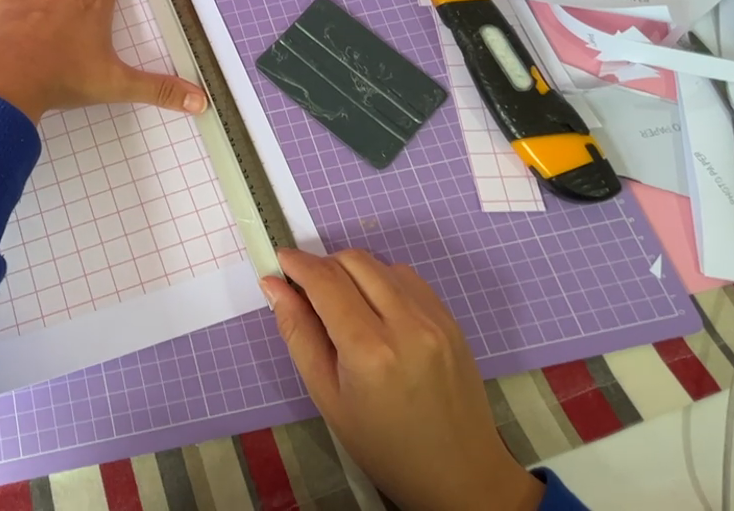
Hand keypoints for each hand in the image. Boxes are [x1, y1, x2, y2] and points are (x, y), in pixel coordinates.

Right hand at [262, 249, 542, 510]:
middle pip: (353, 261)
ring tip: (343, 303)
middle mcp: (406, 324)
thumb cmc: (382, 444)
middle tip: (308, 289)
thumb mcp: (326, 396)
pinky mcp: (450, 319)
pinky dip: (381, 280)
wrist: (460, 474)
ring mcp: (434, 319)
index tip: (280, 260)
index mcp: (369, 350)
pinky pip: (407, 278)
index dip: (298, 264)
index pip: (325, 281)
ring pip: (379, 264)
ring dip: (352, 271)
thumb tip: (273, 285)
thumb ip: (297, 333)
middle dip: (323, 265)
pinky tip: (376, 310)